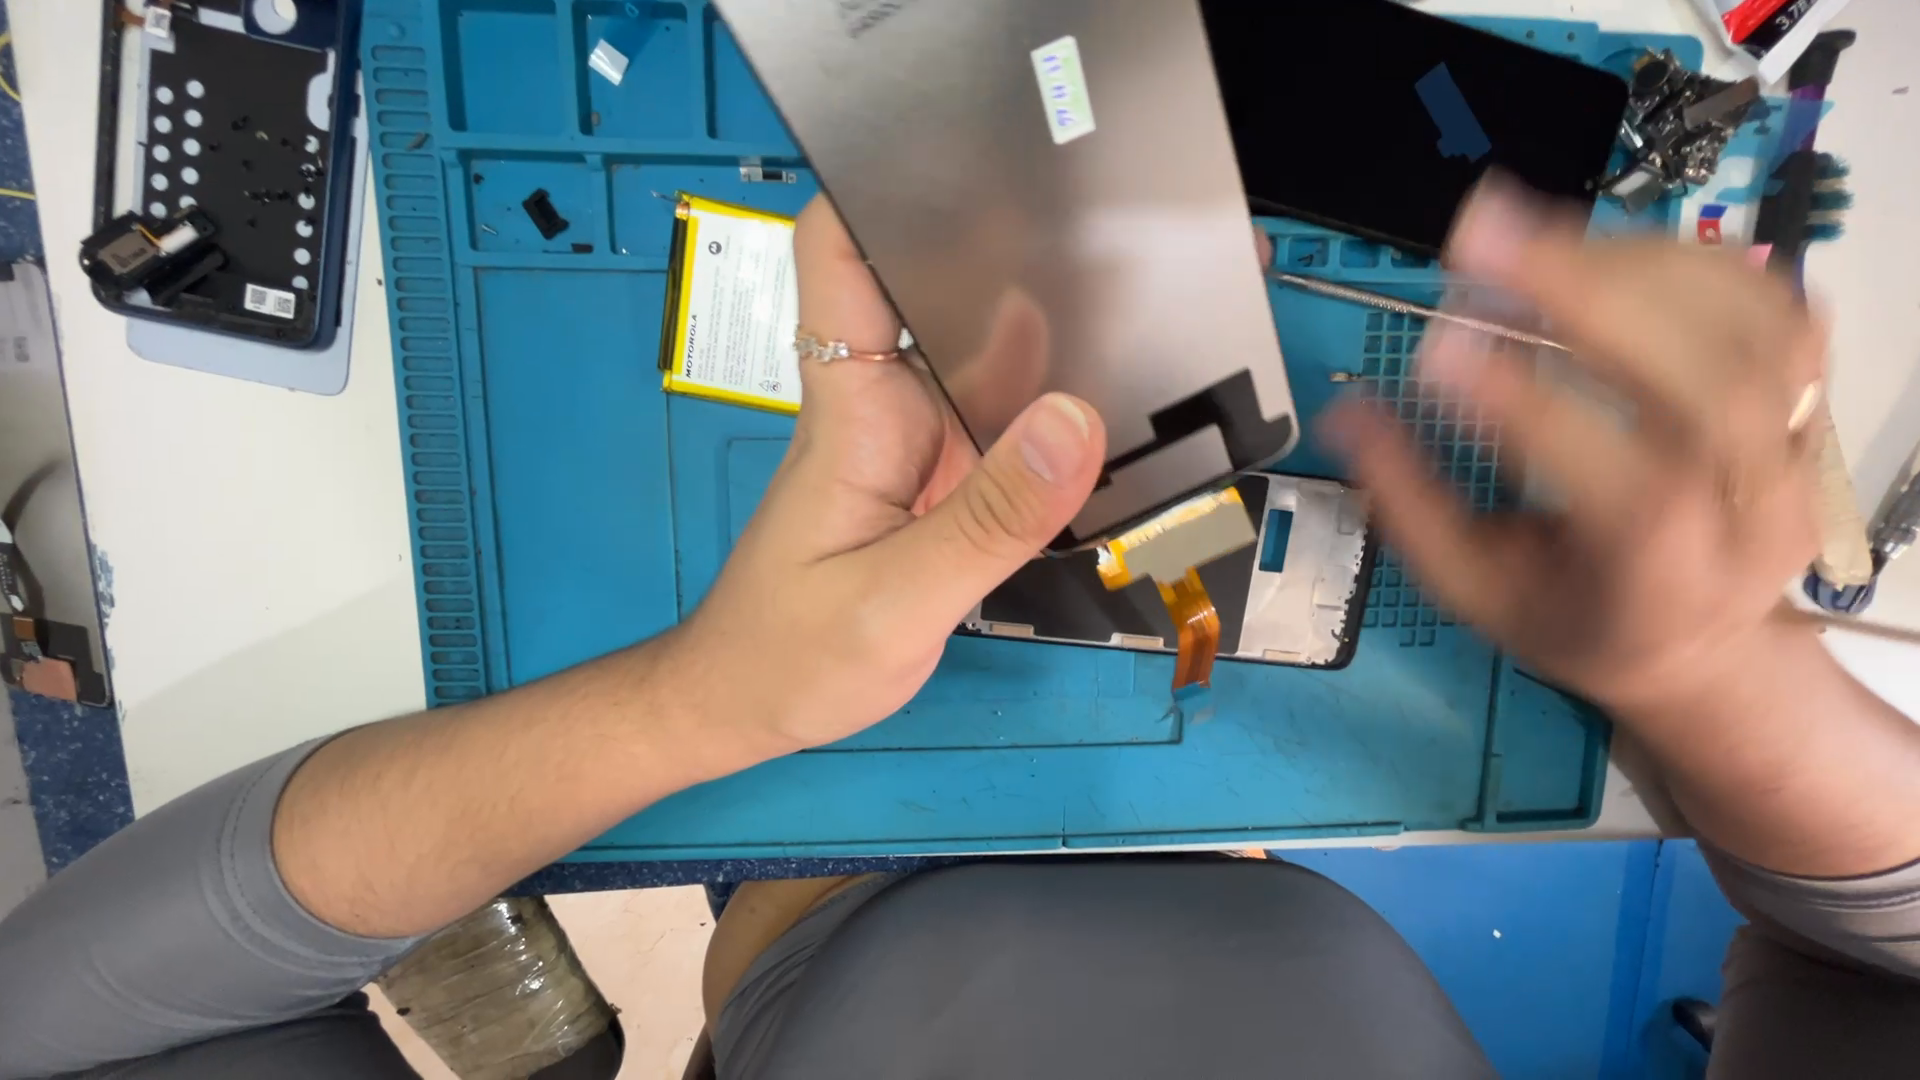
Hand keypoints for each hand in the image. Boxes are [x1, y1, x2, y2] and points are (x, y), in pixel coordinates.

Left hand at [671, 197, 1107, 755]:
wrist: (749, 702)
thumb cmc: (792, 655)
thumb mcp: (896, 600)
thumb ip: (988, 520)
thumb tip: (1077, 420)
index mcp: (853, 410)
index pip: (842, 256)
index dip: (889, 188)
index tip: (977, 158)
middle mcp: (884, 409)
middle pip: (934, 294)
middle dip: (1010, 250)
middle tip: (1116, 228)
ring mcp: (915, 448)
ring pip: (980, 363)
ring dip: (1046, 327)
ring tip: (1142, 295)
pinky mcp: (936, 487)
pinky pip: (999, 432)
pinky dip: (1047, 412)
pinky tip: (1110, 403)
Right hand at [1321, 177, 1825, 714]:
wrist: (1693, 644)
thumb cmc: (1563, 617)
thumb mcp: (1465, 586)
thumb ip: (1406, 503)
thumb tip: (1344, 415)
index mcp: (1657, 574)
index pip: (1616, 484)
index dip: (1525, 408)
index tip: (1436, 349)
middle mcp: (1748, 507)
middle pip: (1707, 385)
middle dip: (1585, 297)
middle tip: (1479, 239)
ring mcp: (1793, 446)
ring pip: (1751, 329)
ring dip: (1625, 266)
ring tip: (1522, 243)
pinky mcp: (1803, 398)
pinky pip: (1772, 303)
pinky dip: (1682, 259)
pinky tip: (1598, 251)